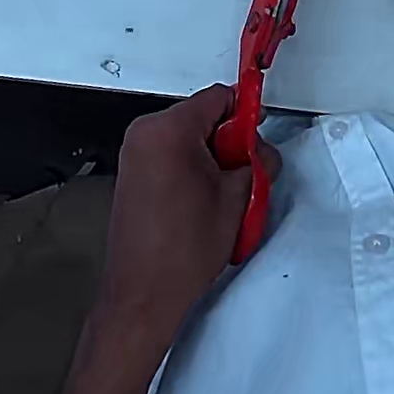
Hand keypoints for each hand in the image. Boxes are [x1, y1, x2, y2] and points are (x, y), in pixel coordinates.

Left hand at [101, 84, 279, 329]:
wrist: (143, 296)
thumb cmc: (180, 253)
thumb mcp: (238, 198)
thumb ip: (257, 160)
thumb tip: (262, 149)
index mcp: (169, 129)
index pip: (217, 97)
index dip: (244, 113)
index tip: (256, 129)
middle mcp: (145, 132)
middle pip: (201, 115)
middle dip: (227, 140)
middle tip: (243, 170)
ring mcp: (134, 151)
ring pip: (187, 135)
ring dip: (210, 155)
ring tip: (220, 193)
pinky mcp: (131, 169)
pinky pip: (170, 151)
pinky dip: (190, 165)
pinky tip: (201, 198)